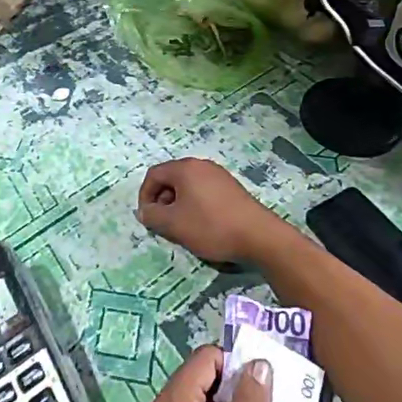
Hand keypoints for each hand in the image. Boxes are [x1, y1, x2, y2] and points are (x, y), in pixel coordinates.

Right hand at [137, 158, 294, 265]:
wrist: (257, 235)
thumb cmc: (211, 226)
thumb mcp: (174, 224)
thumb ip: (152, 215)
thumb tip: (144, 210)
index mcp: (185, 168)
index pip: (154, 174)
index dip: (145, 196)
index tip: (147, 218)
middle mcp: (202, 165)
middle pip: (171, 178)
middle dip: (162, 200)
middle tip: (163, 223)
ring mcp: (219, 175)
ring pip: (188, 186)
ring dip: (178, 204)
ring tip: (182, 226)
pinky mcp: (231, 187)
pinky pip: (204, 191)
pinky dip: (195, 204)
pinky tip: (202, 224)